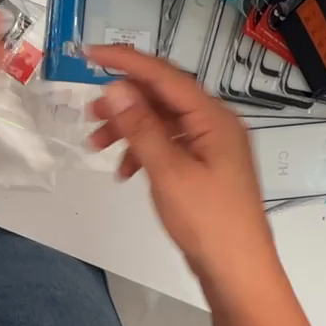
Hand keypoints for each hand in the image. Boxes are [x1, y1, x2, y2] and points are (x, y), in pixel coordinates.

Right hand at [85, 45, 279, 290]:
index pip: (164, 76)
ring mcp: (211, 147)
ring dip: (129, 130)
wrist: (237, 271)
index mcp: (213, 118)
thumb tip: (115, 88)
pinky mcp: (204, 168)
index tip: (89, 54)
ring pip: (162, 123)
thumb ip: (140, 127)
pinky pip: (168, 146)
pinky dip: (143, 152)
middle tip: (88, 115)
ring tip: (97, 146)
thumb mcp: (168, 171)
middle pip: (162, 97)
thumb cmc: (208, 221)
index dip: (125, 61)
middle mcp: (214, 125)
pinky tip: (125, 172)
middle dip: (123, 102)